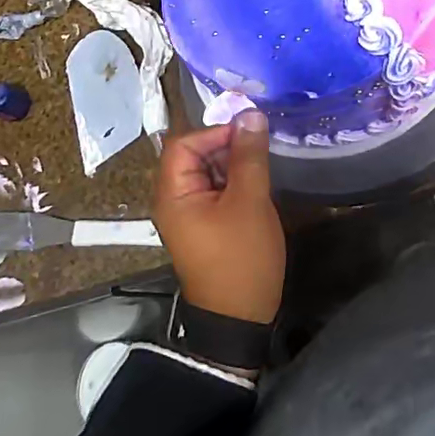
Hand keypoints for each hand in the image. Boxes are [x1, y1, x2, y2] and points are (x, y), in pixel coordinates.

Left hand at [153, 110, 284, 324]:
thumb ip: (249, 156)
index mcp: (172, 193)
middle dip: (225, 146)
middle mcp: (172, 200)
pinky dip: (233, 183)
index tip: (249, 132)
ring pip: (206, 173)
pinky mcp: (203, 225)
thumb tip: (251, 114)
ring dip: (232, 164)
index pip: (183, 144)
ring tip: (262, 165)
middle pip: (193, 156)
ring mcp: (187, 214)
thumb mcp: (250, 202)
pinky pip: (213, 192)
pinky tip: (256, 184)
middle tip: (260, 147)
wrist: (238, 320)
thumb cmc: (241, 259)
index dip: (215, 132)